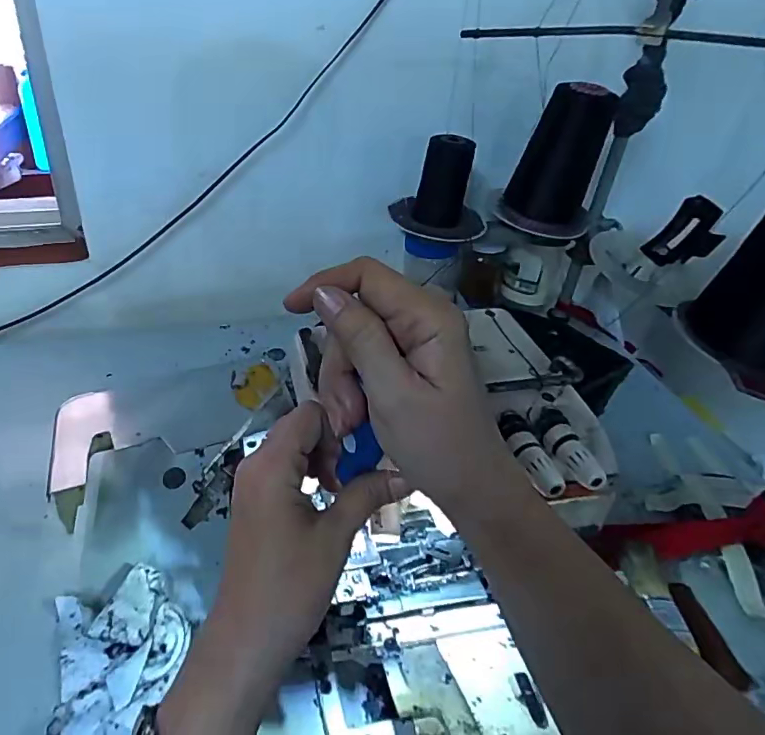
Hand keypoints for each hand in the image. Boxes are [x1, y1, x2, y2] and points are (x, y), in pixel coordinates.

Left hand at [159, 400, 406, 734]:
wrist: (247, 638)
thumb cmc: (290, 587)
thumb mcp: (334, 536)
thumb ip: (366, 494)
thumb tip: (404, 473)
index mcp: (270, 464)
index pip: (309, 414)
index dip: (339, 426)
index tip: (361, 455)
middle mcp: (255, 464)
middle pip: (300, 426)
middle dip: (332, 443)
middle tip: (354, 476)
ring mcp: (250, 482)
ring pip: (293, 447)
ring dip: (321, 459)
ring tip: (342, 490)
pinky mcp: (253, 500)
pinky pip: (283, 468)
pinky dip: (307, 473)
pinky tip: (326, 501)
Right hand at [283, 257, 529, 523]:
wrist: (473, 490)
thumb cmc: (439, 447)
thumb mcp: (392, 393)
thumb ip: (360, 337)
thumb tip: (325, 292)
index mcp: (428, 316)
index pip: (367, 275)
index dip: (325, 284)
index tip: (291, 309)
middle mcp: (423, 317)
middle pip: (355, 312)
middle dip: (339, 359)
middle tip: (342, 411)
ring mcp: (416, 339)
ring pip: (353, 338)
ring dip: (342, 380)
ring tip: (351, 423)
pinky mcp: (408, 359)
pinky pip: (364, 357)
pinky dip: (352, 386)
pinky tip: (357, 418)